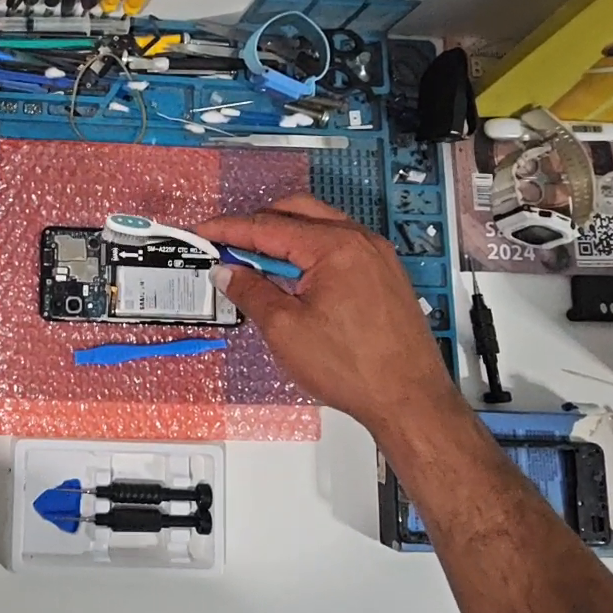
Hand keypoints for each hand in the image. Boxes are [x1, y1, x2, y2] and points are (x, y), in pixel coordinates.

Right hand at [195, 194, 464, 434]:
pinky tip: (292, 277)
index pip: (268, 227)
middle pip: (297, 212)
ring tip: (255, 262)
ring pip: (319, 226)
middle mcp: (360, 241)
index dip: (229, 229)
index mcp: (334, 247)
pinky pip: (338, 245)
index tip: (203, 231)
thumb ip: (251, 292)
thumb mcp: (284, 329)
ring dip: (283, 237)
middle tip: (227, 244)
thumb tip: (226, 272)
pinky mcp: (384, 275)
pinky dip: (308, 251)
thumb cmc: (350, 367)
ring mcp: (377, 256)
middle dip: (257, 224)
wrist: (409, 400)